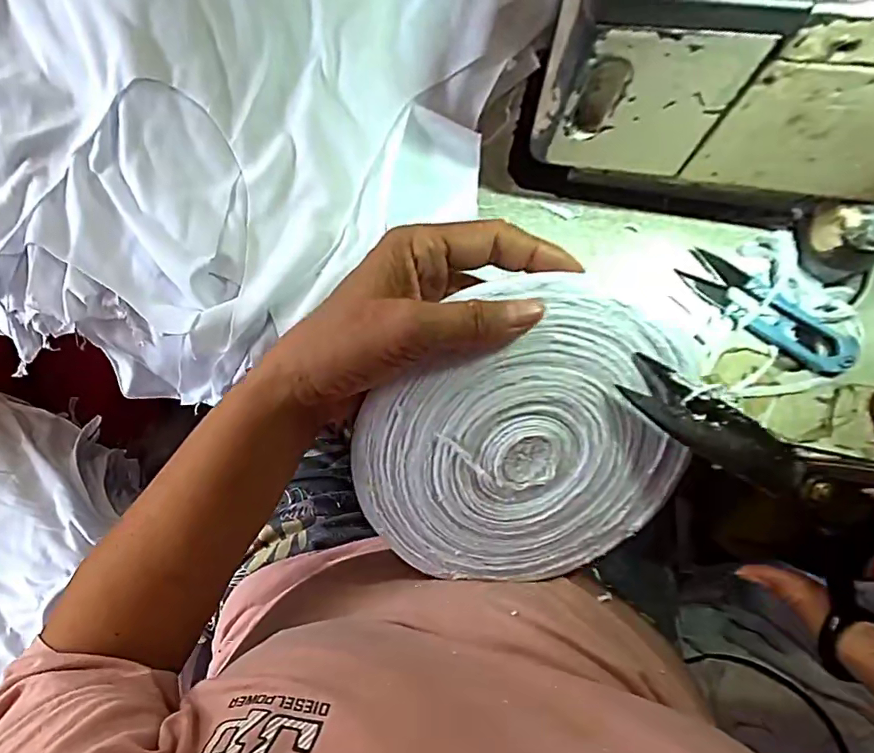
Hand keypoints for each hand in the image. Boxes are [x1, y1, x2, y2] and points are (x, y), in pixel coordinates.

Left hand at [248, 221, 581, 423]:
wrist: (298, 392)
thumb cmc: (343, 346)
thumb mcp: (408, 327)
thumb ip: (471, 319)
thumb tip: (536, 312)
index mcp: (417, 247)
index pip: (492, 239)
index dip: (537, 254)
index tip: (575, 278)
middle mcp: (420, 270)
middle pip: (487, 272)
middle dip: (525, 290)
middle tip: (568, 317)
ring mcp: (415, 307)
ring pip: (473, 308)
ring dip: (502, 324)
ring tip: (545, 346)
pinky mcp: (410, 340)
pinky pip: (456, 336)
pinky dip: (479, 348)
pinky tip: (503, 366)